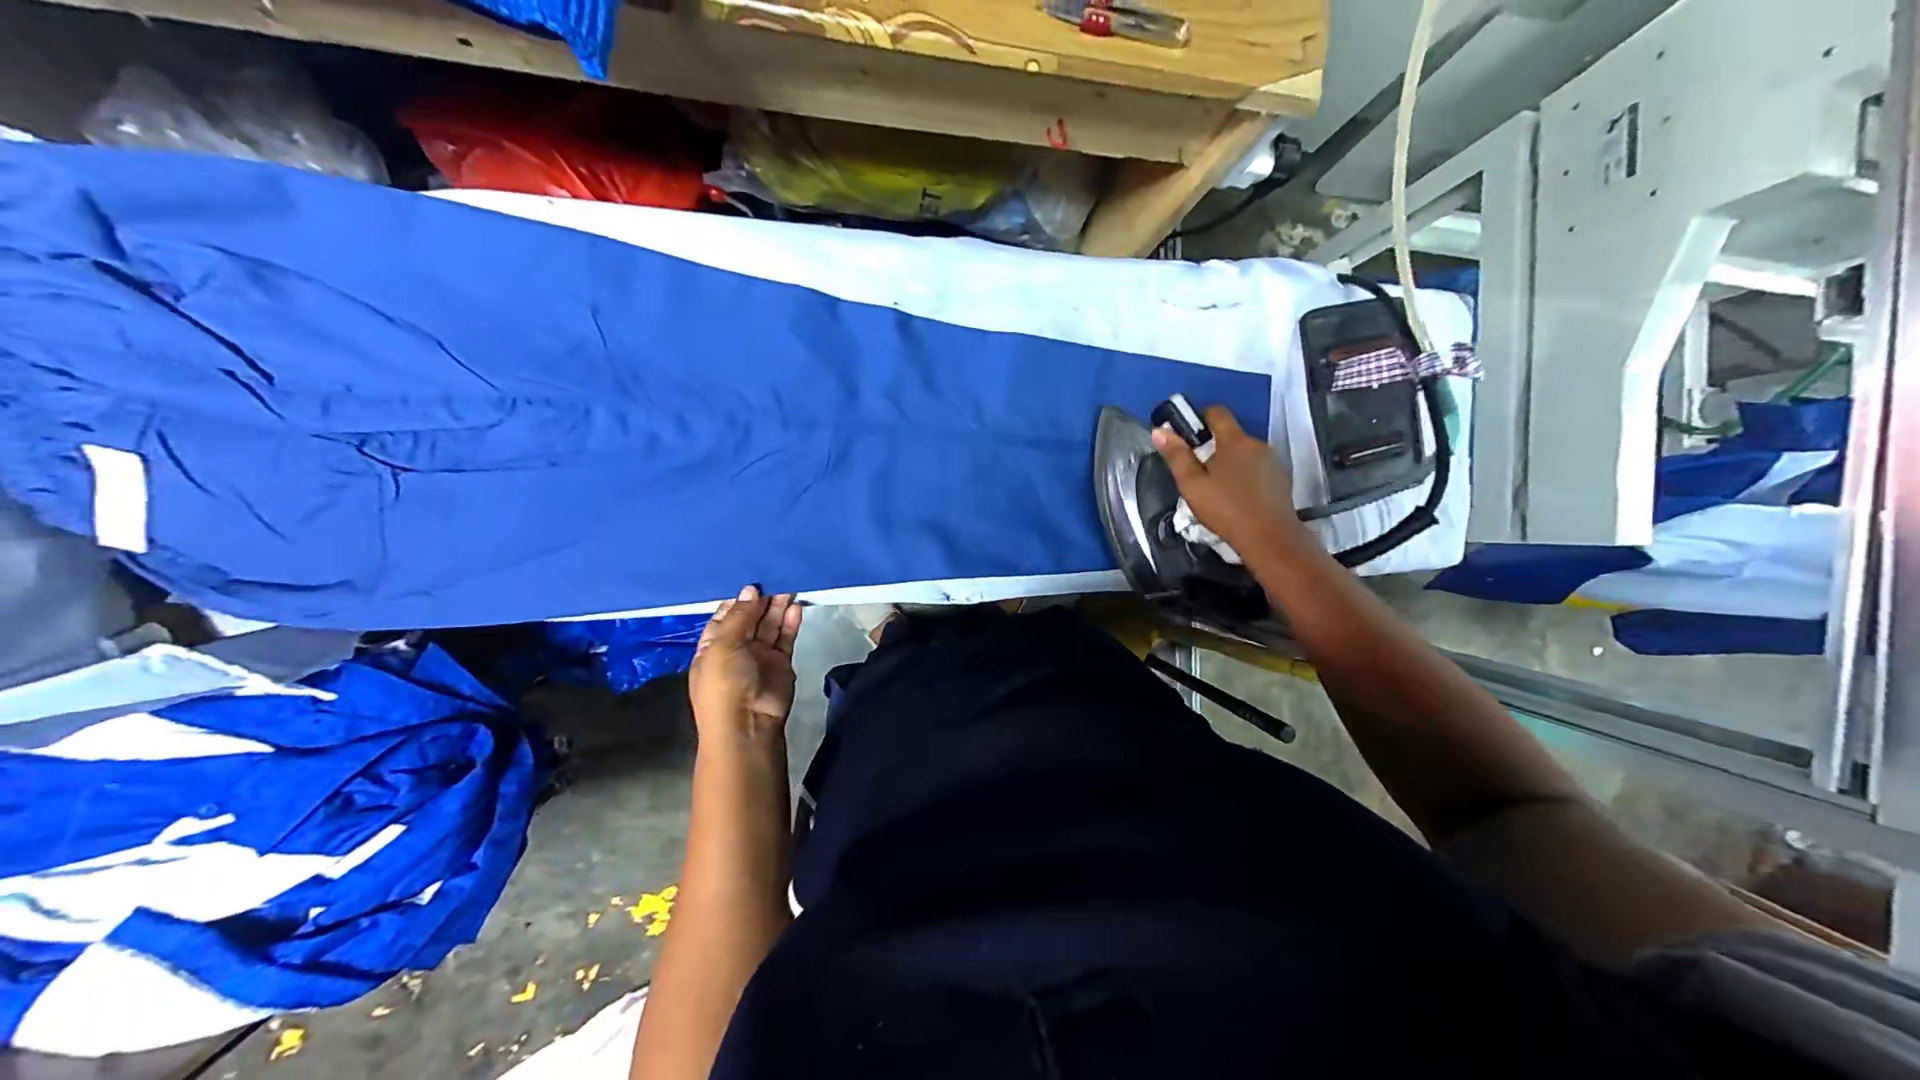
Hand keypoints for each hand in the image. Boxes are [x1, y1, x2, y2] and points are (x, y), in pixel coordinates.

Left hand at [689, 585, 802, 743]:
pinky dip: (791, 622)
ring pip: (770, 626)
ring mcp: (759, 656)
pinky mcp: (781, 663)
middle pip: (750, 618)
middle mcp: (736, 649)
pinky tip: (796, 607)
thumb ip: (739, 616)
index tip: (755, 580)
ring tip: (790, 585)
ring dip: (778, 607)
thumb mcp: (722, 646)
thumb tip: (751, 590)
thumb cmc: (724, 684)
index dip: (739, 599)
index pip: (726, 616)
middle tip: (777, 578)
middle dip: (762, 600)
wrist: (747, 725)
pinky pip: (785, 638)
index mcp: (713, 645)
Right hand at [1152, 404, 1308, 554]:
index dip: (1200, 417)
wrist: (1269, 537)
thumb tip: (1159, 430)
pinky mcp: (1282, 477)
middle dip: (1214, 446)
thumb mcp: (1192, 485)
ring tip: (1218, 488)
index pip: (1217, 412)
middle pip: (1231, 435)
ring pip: (1245, 452)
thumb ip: (1176, 456)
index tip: (1188, 435)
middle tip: (1198, 471)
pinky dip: (1247, 475)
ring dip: (1231, 462)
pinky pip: (1258, 467)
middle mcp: (1256, 443)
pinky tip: (1239, 497)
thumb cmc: (1226, 509)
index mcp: (1233, 440)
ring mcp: (1272, 460)